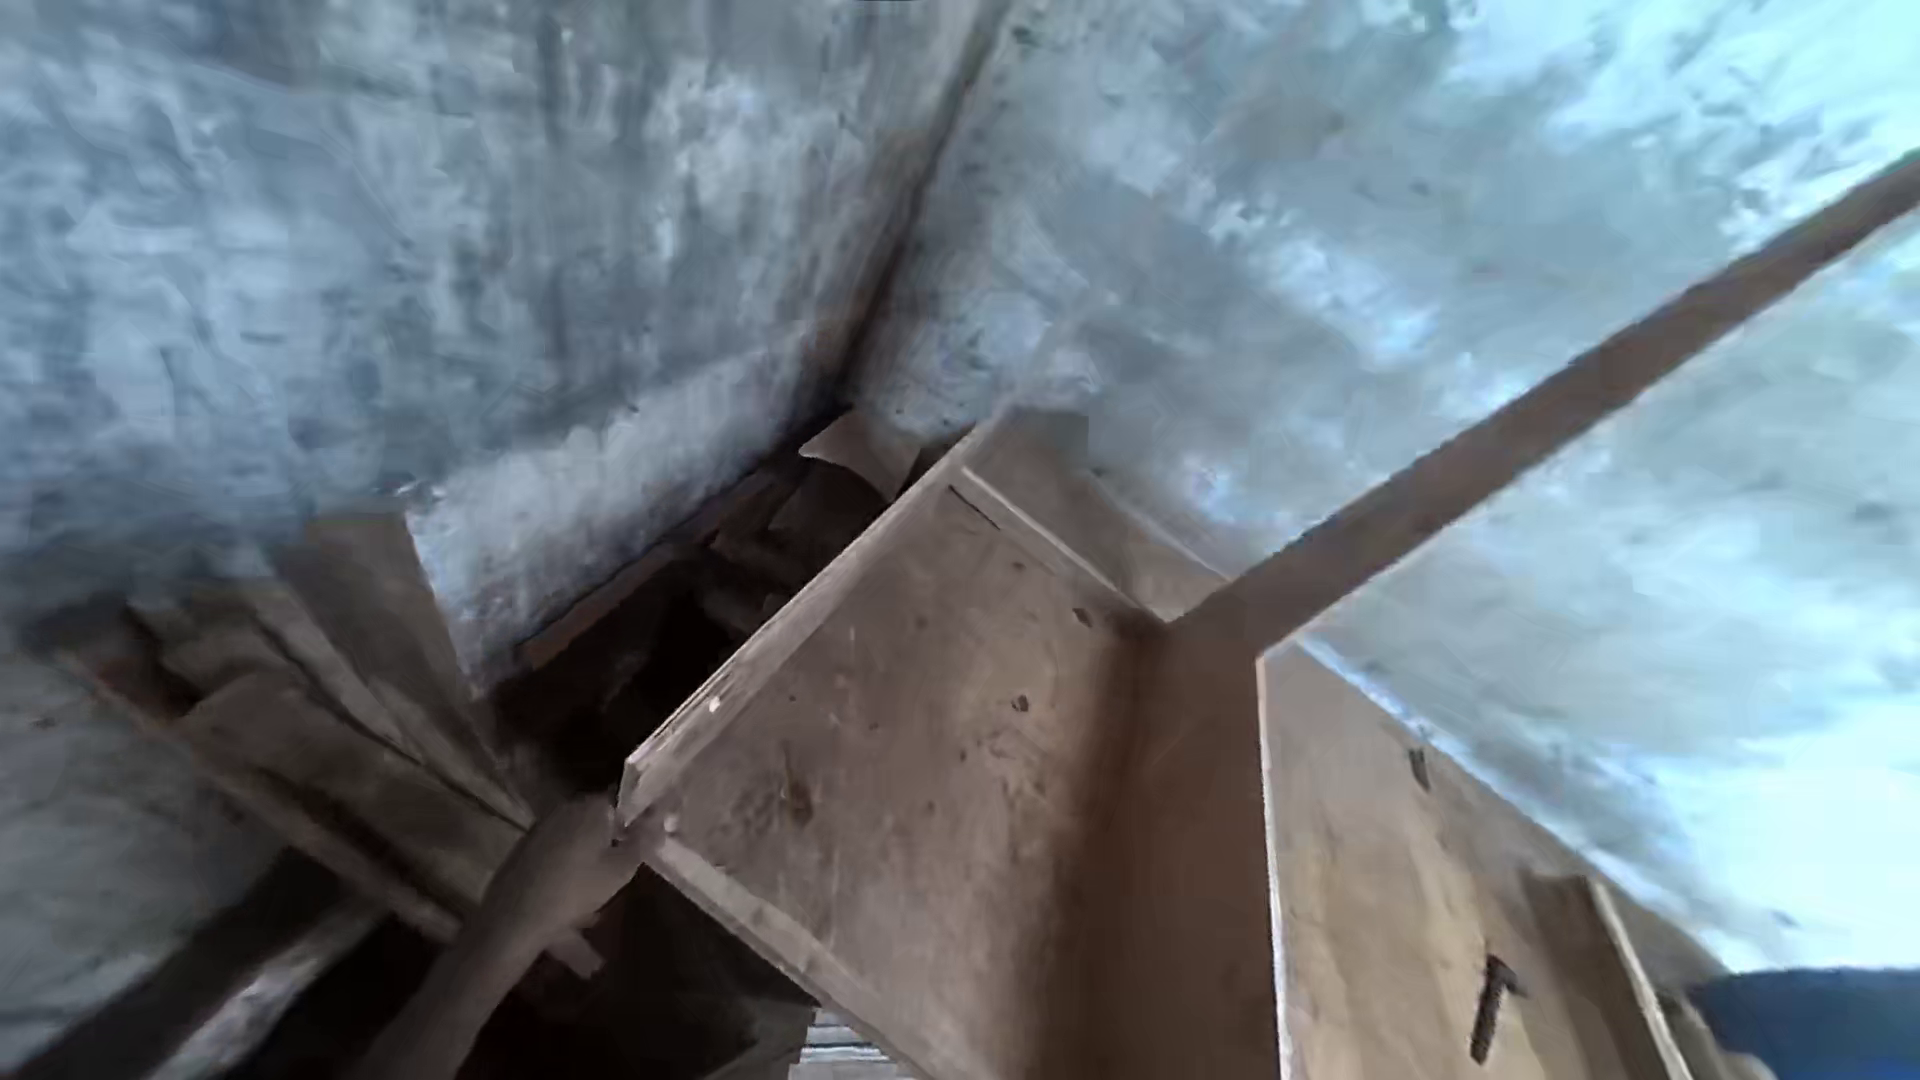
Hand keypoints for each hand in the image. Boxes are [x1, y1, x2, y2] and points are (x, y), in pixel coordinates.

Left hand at [475, 794, 648, 949]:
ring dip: (591, 848)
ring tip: (600, 879)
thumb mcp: (622, 868)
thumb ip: (645, 837)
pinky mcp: (524, 848)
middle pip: (601, 814)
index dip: (640, 814)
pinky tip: (572, 887)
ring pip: (578, 832)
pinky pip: (557, 846)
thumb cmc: (576, 890)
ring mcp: (541, 827)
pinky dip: (569, 860)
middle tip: (625, 859)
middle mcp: (567, 808)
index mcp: (593, 805)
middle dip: (615, 833)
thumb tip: (662, 812)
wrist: (511, 923)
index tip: (649, 833)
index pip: (626, 797)